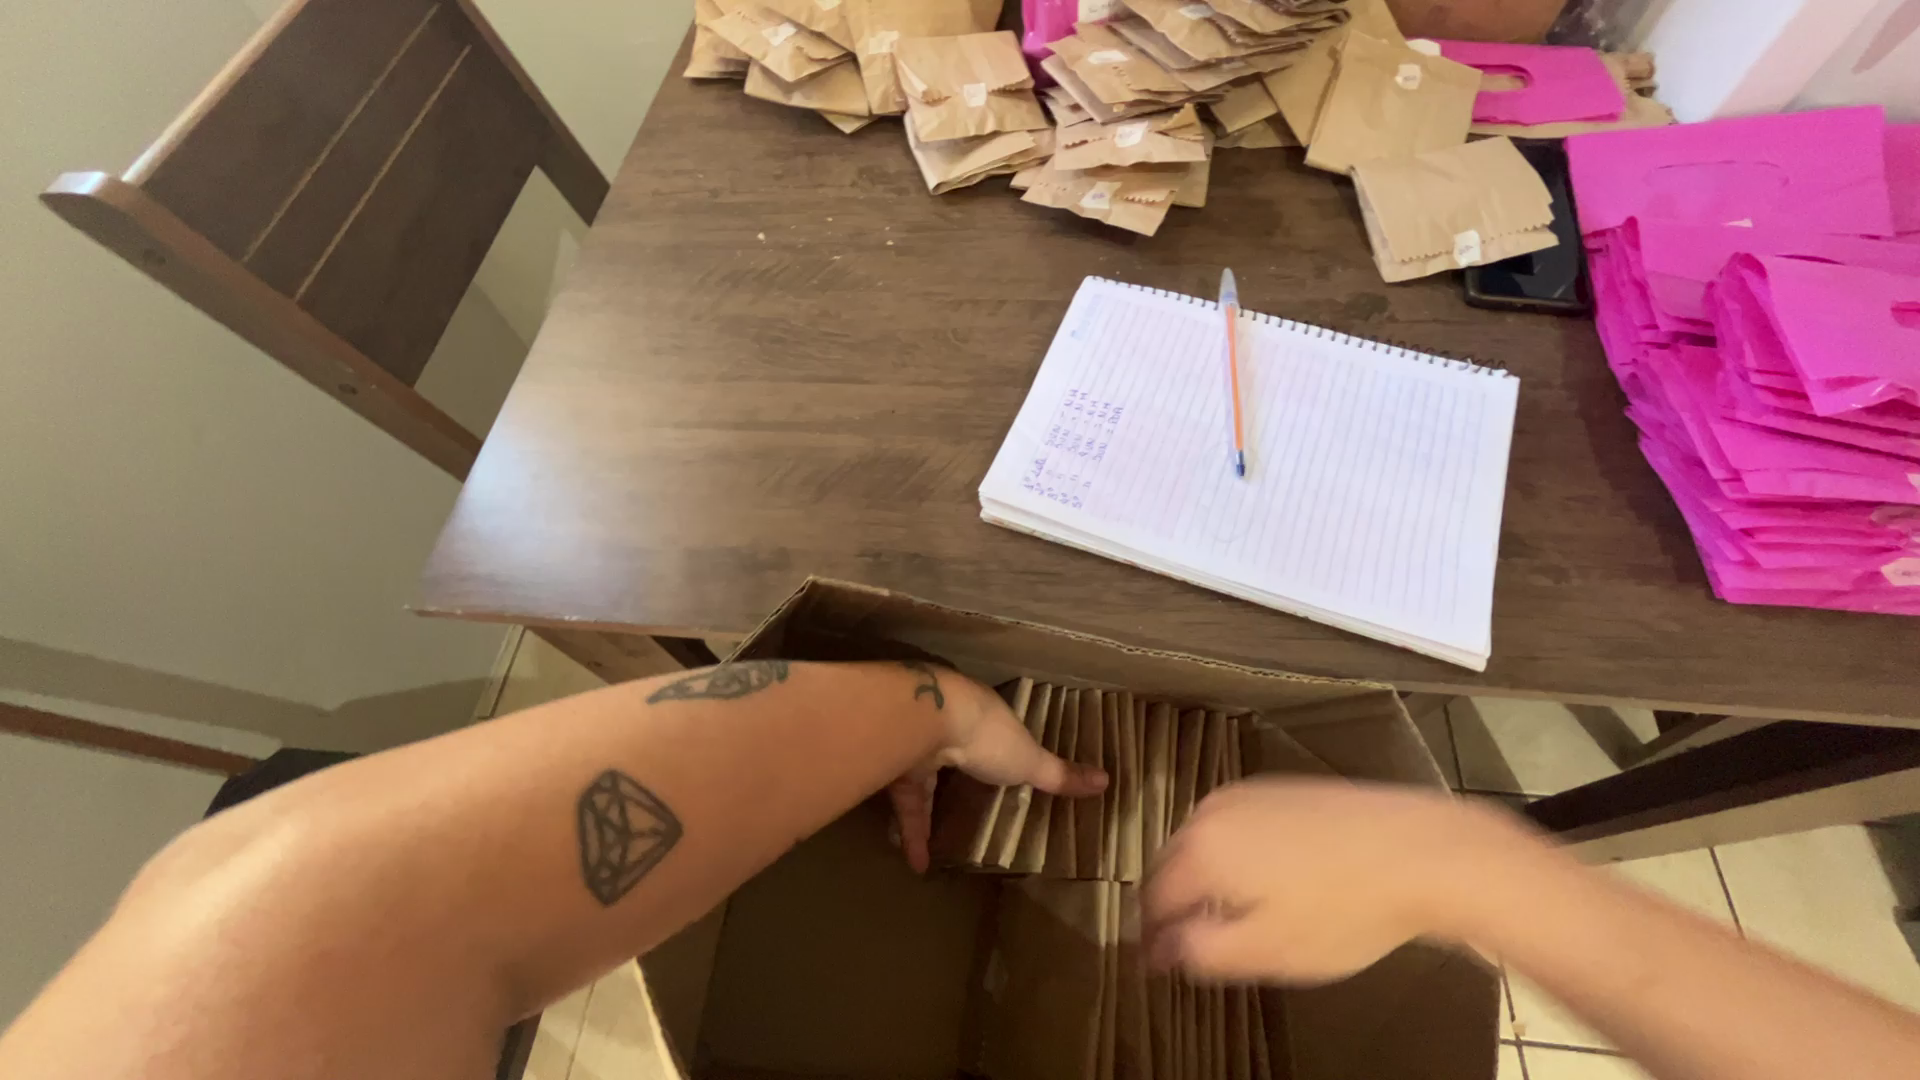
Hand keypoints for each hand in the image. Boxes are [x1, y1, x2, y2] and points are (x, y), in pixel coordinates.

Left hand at [887, 669, 1107, 873]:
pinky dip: (912, 834)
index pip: (992, 733)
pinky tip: (917, 863)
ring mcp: (918, 745)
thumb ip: (1059, 775)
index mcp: (984, 716)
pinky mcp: (897, 768)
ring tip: (932, 851)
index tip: (1000, 770)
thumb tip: (1106, 781)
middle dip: (954, 779)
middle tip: (962, 806)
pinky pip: (907, 805)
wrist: (924, 720)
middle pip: (953, 753)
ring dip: (926, 817)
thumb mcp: (1029, 760)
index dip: (997, 751)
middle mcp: (948, 725)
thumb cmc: (986, 736)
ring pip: (924, 782)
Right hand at [1142, 778, 1529, 983]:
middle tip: (1189, 944)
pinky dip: (1231, 852)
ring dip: (1202, 877)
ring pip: (1201, 842)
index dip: (1151, 937)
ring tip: (1228, 914)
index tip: (1155, 965)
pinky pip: (1231, 824)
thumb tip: (1160, 949)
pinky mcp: (1274, 787)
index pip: (1153, 899)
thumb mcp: (1270, 950)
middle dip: (1173, 904)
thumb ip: (1204, 951)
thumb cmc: (1343, 908)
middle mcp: (1209, 813)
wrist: (1417, 847)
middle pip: (1171, 864)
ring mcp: (1242, 794)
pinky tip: (1266, 878)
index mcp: (1200, 852)